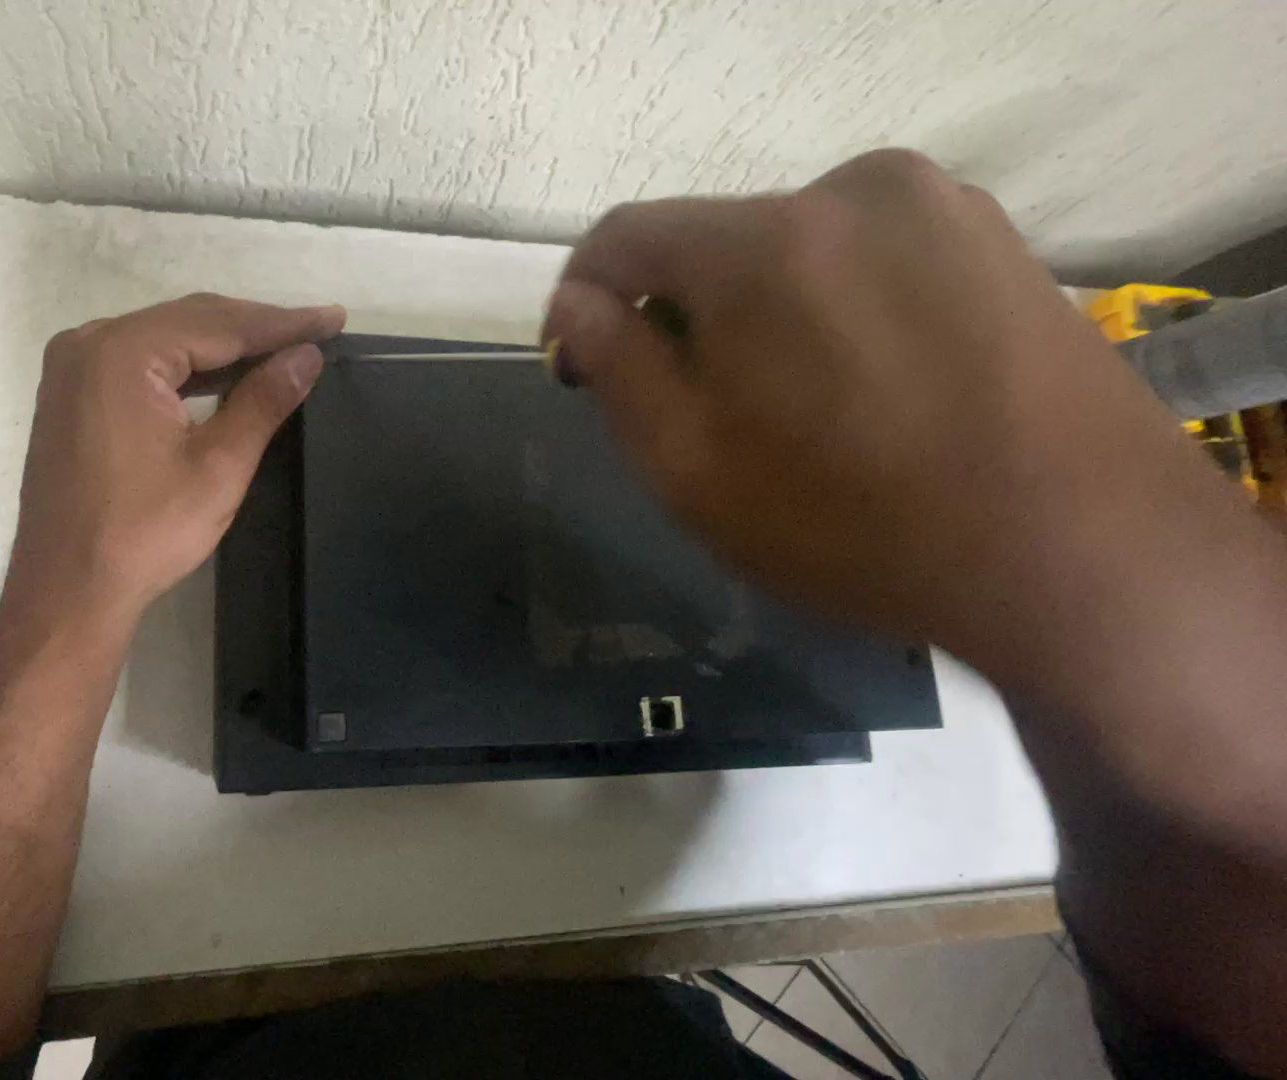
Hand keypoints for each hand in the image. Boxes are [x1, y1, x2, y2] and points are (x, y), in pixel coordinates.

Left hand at [6, 293, 345, 629]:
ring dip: (223, 346)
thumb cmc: (144, 533)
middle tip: (317, 330)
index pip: (218, 323)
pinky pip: (141, 364)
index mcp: (121, 353)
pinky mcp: (72, 395)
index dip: (282, 323)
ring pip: (165, 340)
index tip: (334, 319)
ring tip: (283, 350)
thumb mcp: (217, 467)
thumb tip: (307, 356)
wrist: (67, 590)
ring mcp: (73, 368)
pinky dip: (187, 368)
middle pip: (189, 321)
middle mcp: (89, 344)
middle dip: (255, 327)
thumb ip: (263, 401)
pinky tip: (226, 376)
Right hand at [542, 149, 1245, 665]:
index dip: (580, 300)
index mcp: (761, 243)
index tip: (578, 365)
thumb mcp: (687, 463)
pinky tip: (851, 387)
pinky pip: (859, 258)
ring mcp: (938, 206)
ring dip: (749, 315)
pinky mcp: (994, 239)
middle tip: (687, 409)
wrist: (1080, 556)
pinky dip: (822, 309)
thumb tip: (574, 305)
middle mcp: (850, 190)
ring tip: (778, 408)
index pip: (620, 238)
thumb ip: (616, 368)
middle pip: (706, 244)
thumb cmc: (847, 522)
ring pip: (784, 251)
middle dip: (672, 317)